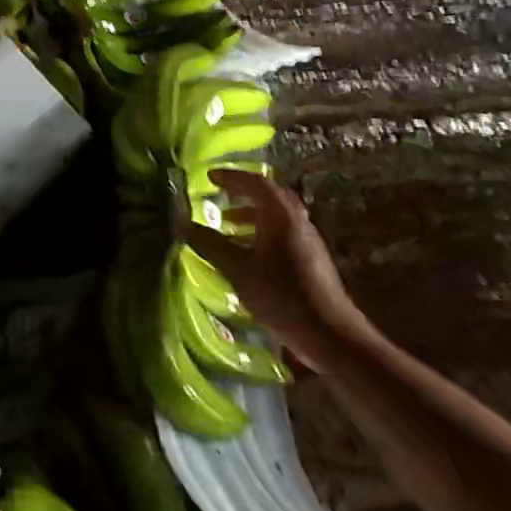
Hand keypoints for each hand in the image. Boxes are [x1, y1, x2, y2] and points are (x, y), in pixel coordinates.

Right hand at [182, 170, 374, 369]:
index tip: (209, 177)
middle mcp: (297, 221)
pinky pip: (280, 233)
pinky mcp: (309, 259)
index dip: (230, 177)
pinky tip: (244, 252)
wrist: (330, 333)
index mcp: (281, 216)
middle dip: (242, 192)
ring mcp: (306, 240)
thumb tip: (180, 222)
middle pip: (269, 196)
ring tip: (225, 224)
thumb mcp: (237, 269)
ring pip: (276, 216)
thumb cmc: (281, 295)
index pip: (255, 183)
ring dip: (250, 214)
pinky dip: (259, 232)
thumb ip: (208, 243)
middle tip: (219, 194)